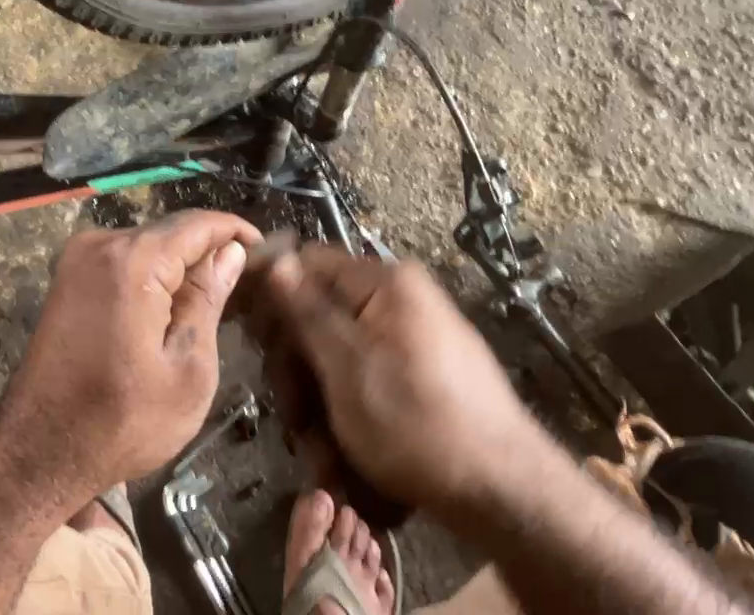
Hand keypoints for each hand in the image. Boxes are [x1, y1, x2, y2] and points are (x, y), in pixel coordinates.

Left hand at [0, 211, 261, 505]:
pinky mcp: (66, 278)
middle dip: (208, 251)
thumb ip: (208, 299)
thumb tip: (230, 252)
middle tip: (244, 286)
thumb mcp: (187, 369)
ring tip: (212, 302)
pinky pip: (122, 260)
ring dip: (179, 265)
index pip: (197, 224)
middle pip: (170, 231)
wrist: (39, 451)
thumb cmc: (122, 421)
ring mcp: (76, 259)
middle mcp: (100, 244)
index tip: (264, 251)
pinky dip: (150, 275)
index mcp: (132, 261)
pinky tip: (170, 309)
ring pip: (146, 245)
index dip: (235, 231)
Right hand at [254, 243, 544, 515]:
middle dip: (297, 367)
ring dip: (318, 401)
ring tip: (321, 451)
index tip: (250, 337)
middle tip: (293, 415)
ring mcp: (410, 340)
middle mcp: (399, 302)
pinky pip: (363, 378)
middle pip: (319, 315)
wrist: (503, 493)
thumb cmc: (417, 422)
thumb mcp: (347, 364)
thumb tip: (275, 259)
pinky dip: (346, 412)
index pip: (309, 263)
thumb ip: (306, 310)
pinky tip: (343, 455)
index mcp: (386, 284)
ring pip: (336, 355)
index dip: (273, 295)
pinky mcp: (417, 376)